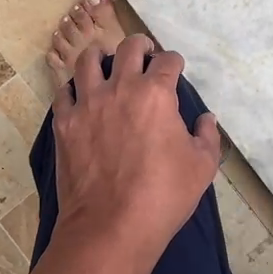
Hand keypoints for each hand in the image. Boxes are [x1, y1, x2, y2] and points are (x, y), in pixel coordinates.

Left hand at [50, 36, 220, 263]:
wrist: (111, 228)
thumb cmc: (162, 196)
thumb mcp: (202, 168)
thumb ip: (208, 136)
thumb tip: (207, 119)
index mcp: (156, 92)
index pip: (168, 60)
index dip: (174, 62)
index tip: (175, 69)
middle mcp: (122, 87)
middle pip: (129, 47)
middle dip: (140, 45)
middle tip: (144, 54)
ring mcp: (89, 102)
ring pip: (89, 60)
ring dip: (100, 57)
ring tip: (105, 63)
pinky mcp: (65, 122)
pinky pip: (64, 93)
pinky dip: (72, 90)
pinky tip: (78, 97)